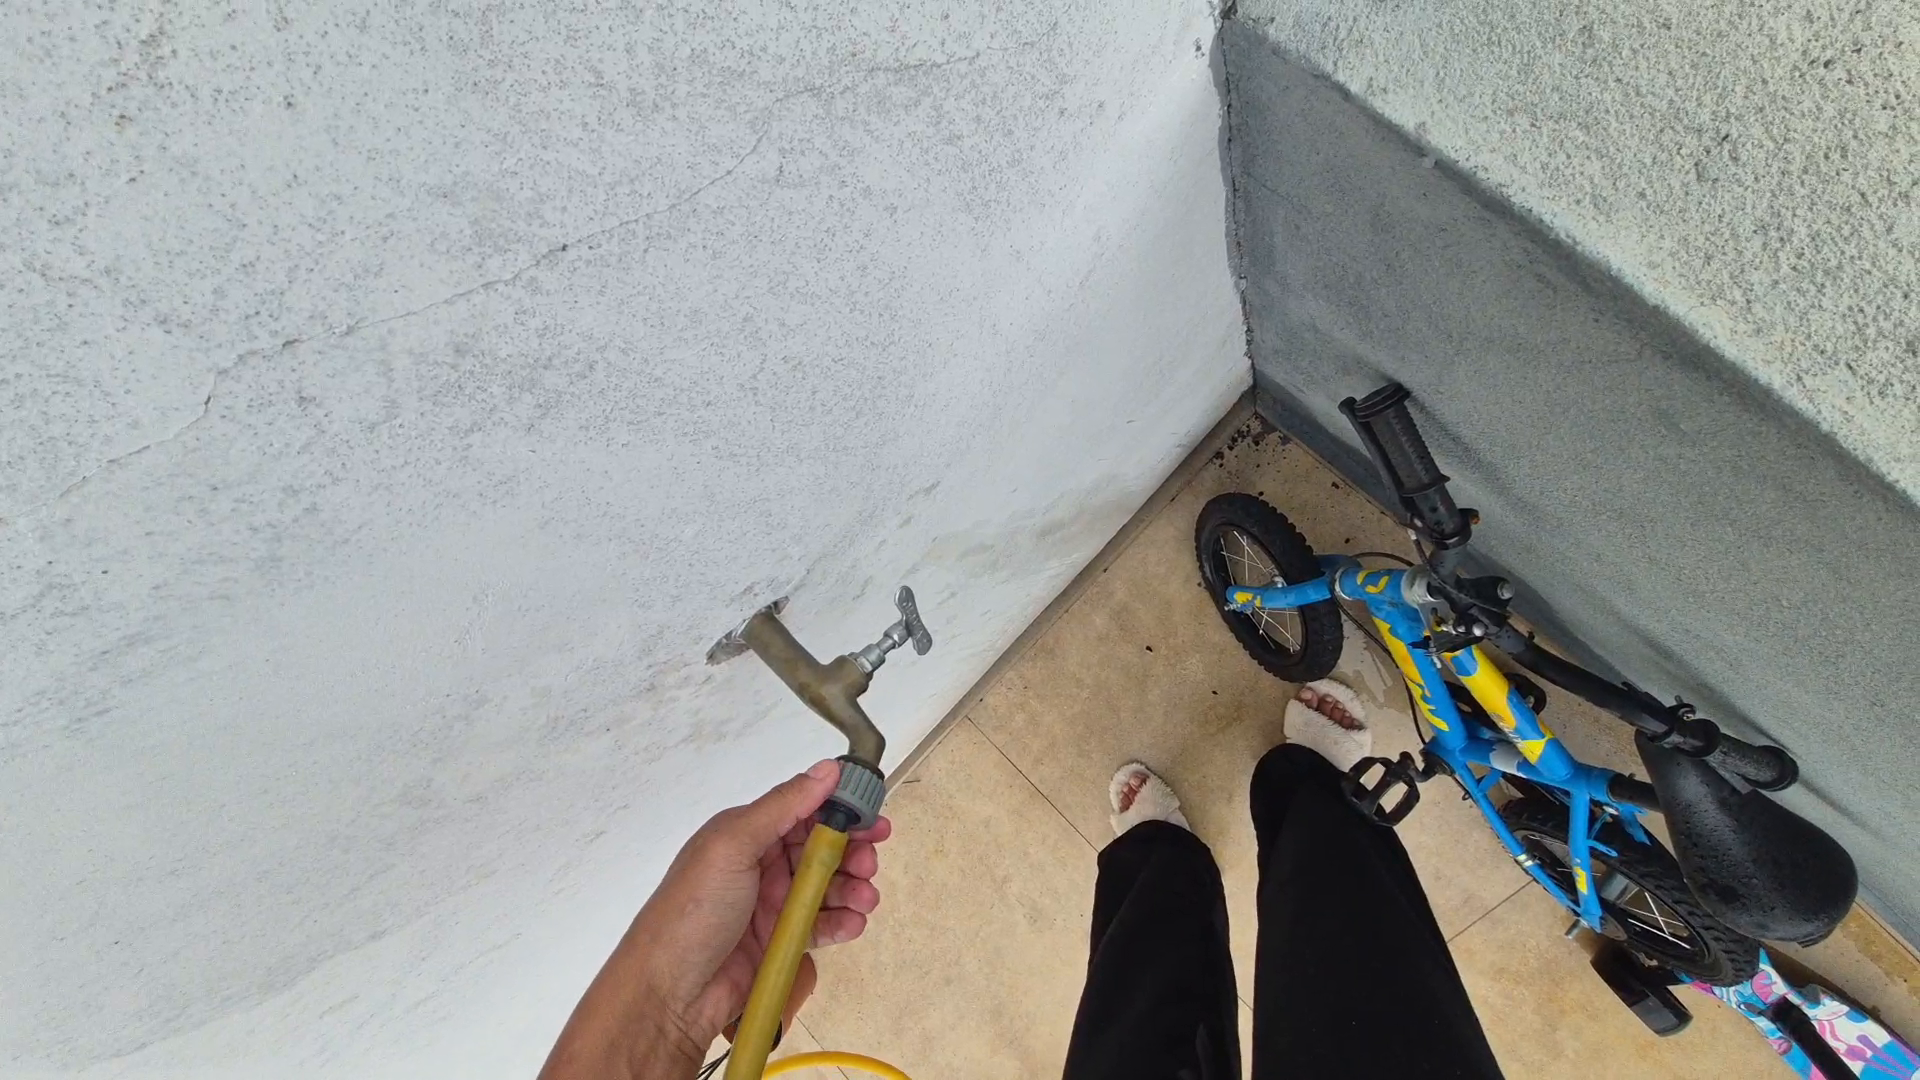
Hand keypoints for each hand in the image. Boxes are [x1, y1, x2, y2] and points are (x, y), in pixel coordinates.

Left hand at [541, 760, 890, 1079]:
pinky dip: (843, 920)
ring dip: (853, 886)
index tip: (872, 812)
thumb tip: (828, 767)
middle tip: (871, 860)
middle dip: (853, 850)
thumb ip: (785, 805)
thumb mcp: (734, 844)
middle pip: (822, 846)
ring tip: (865, 897)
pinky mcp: (782, 941)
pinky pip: (822, 923)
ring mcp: (773, 903)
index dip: (840, 808)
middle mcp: (763, 862)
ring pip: (828, 885)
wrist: (667, 997)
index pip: (804, 808)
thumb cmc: (695, 909)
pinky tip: (853, 922)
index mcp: (749, 831)